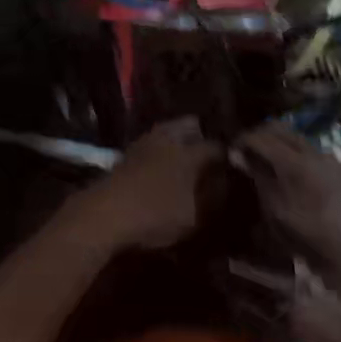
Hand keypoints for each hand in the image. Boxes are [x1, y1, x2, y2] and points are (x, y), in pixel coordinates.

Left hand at [68, 117, 221, 249]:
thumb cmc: (155, 214)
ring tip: (188, 160)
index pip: (216, 147)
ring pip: (168, 131)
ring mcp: (144, 142)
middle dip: (202, 137)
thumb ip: (214, 197)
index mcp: (189, 152)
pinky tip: (164, 165)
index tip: (235, 166)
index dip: (228, 156)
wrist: (105, 213)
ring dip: (179, 140)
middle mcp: (167, 139)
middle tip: (210, 156)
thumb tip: (227, 182)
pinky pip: (153, 142)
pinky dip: (162, 149)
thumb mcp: (194, 215)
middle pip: (189, 126)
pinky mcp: (128, 153)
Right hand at [234, 123, 340, 286]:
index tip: (230, 149)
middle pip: (279, 129)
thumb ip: (257, 176)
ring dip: (275, 140)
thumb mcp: (275, 209)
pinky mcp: (335, 167)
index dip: (243, 140)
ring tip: (261, 157)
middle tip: (243, 149)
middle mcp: (313, 152)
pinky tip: (283, 166)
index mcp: (295, 163)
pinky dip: (290, 149)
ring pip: (293, 136)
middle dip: (258, 135)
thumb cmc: (308, 236)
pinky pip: (306, 147)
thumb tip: (237, 155)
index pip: (261, 138)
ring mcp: (327, 158)